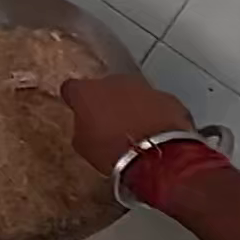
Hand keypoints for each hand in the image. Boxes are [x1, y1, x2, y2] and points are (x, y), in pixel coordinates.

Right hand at [60, 74, 194, 175]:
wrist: (155, 157)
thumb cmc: (111, 151)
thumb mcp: (82, 144)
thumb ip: (83, 126)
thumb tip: (89, 125)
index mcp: (86, 92)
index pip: (72, 87)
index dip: (74, 99)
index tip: (77, 108)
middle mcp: (113, 82)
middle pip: (104, 87)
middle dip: (105, 101)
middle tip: (107, 122)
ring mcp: (143, 88)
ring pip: (132, 93)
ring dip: (130, 106)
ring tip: (133, 129)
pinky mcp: (167, 98)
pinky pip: (156, 103)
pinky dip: (154, 113)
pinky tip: (154, 132)